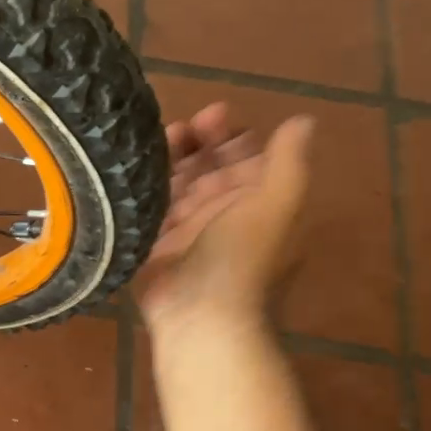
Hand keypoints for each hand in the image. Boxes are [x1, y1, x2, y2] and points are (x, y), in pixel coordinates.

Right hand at [136, 103, 314, 332]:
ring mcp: (187, 224)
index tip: (210, 116)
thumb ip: (287, 163)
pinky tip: (129, 167)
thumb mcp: (276, 206)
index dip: (231, 132)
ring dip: (167, 157)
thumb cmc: (242, 258)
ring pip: (176, 179)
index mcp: (259, 199)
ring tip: (151, 141)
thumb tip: (302, 120)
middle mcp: (224, 209)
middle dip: (196, 140)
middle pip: (208, 163)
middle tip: (178, 127)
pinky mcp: (153, 238)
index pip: (245, 154)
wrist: (199, 314)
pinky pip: (147, 201)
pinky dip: (141, 182)